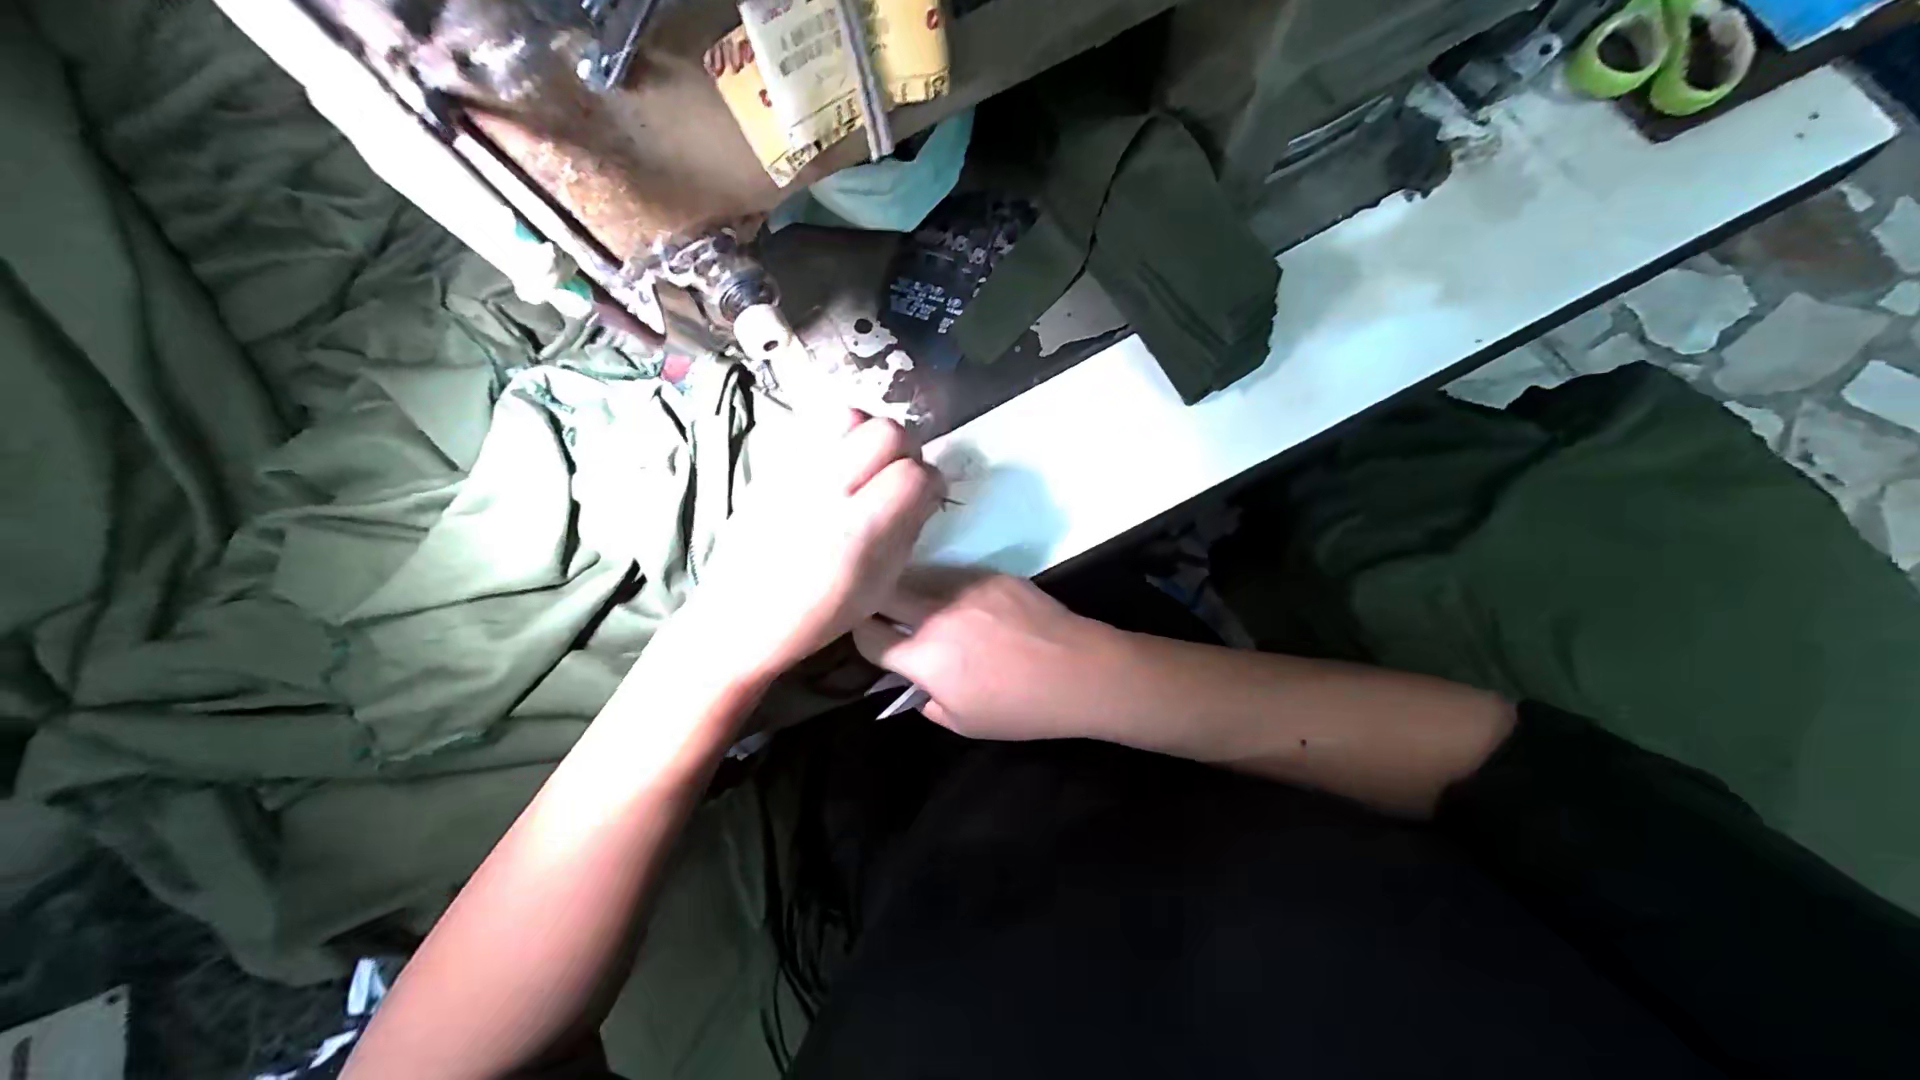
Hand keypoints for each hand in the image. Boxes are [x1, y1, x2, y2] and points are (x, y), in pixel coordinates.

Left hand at [674, 413, 944, 684]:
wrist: (741, 614)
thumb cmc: (818, 612)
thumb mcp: (879, 582)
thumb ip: (907, 529)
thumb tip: (924, 492)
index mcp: (858, 530)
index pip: (915, 474)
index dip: (930, 482)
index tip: (926, 497)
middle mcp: (826, 489)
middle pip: (887, 431)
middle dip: (904, 450)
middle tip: (897, 475)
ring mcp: (794, 470)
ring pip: (850, 415)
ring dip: (868, 435)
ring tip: (865, 464)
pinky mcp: (773, 462)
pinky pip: (816, 424)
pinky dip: (837, 436)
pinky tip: (836, 466)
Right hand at [852, 571, 1130, 740]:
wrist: (1078, 671)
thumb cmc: (1020, 709)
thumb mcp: (964, 724)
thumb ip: (927, 702)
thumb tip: (916, 684)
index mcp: (923, 657)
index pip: (868, 636)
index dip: (861, 637)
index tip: (868, 638)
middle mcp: (934, 615)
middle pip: (882, 594)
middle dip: (874, 602)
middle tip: (881, 611)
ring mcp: (963, 588)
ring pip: (916, 575)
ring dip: (908, 588)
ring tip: (915, 599)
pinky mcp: (989, 574)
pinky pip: (953, 573)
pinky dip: (945, 584)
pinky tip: (958, 598)